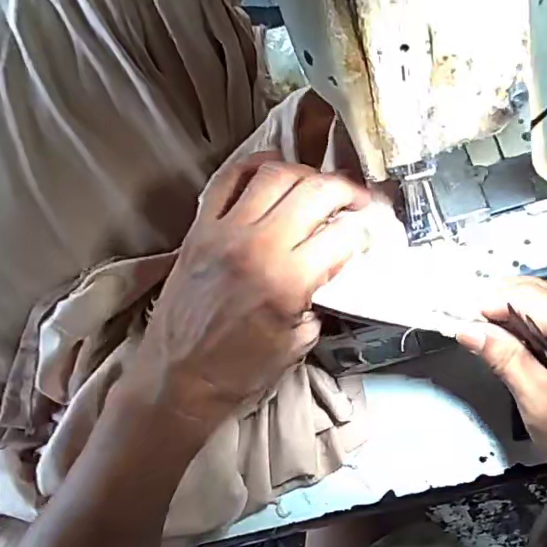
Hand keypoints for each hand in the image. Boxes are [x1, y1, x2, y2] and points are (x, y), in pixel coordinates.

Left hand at [129, 152, 373, 436]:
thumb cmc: (236, 373)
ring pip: (274, 173)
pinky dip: (253, 166)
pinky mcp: (198, 230)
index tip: (369, 234)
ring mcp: (224, 232)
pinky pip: (227, 179)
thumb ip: (318, 302)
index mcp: (286, 281)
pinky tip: (271, 171)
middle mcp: (257, 246)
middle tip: (357, 202)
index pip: (342, 235)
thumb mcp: (295, 344)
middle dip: (347, 191)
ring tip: (316, 187)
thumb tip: (330, 271)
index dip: (365, 231)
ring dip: (305, 173)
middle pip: (316, 191)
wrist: (176, 380)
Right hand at [455, 276, 546, 489]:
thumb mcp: (539, 401)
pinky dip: (522, 330)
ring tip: (478, 337)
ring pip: (539, 305)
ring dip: (506, 318)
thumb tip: (468, 329)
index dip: (489, 303)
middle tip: (462, 326)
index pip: (531, 297)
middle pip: (535, 294)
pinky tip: (504, 345)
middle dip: (495, 306)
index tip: (456, 318)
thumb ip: (504, 359)